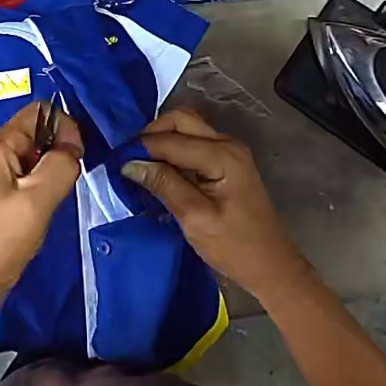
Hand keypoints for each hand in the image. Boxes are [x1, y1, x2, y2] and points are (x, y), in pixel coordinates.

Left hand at [0, 102, 82, 292]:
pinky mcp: (11, 192)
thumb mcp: (39, 196)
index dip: (65, 127)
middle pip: (44, 130)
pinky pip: (40, 172)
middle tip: (70, 176)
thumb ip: (63, 164)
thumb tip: (74, 150)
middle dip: (65, 146)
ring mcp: (4, 172)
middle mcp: (0, 151)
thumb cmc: (3, 237)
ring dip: (60, 166)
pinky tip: (53, 201)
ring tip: (61, 191)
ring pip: (44, 153)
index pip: (43, 111)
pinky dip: (53, 181)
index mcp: (0, 143)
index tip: (75, 156)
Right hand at [123, 109, 314, 302]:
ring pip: (188, 129)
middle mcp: (228, 144)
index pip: (172, 139)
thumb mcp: (194, 218)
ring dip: (162, 140)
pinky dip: (174, 150)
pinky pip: (195, 144)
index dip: (141, 148)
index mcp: (223, 155)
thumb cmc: (235, 246)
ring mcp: (230, 151)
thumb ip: (164, 185)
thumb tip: (130, 163)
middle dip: (152, 134)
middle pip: (182, 120)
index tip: (114, 161)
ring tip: (138, 164)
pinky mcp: (227, 162)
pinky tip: (158, 169)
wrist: (270, 264)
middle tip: (127, 159)